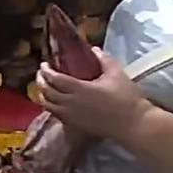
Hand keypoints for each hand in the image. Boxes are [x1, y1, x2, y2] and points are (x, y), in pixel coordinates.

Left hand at [34, 49, 153, 142]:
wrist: (132, 123)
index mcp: (79, 88)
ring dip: (42, 94)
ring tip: (42, 87)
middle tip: (41, 74)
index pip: (54, 78)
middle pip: (46, 91)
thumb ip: (103, 59)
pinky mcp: (72, 124)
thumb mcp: (116, 74)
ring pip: (47, 104)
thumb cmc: (126, 97)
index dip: (46, 71)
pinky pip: (54, 113)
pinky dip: (49, 105)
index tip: (43, 64)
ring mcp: (69, 115)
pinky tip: (52, 101)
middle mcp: (69, 102)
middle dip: (40, 81)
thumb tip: (93, 49)